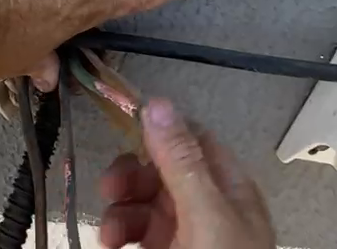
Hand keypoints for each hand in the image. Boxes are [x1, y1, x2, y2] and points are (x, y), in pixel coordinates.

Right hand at [99, 100, 274, 248]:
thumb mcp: (206, 218)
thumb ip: (181, 162)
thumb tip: (157, 102)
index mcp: (229, 190)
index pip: (194, 139)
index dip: (160, 130)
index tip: (124, 129)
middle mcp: (209, 210)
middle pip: (163, 171)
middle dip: (132, 176)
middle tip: (108, 190)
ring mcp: (188, 240)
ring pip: (145, 205)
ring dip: (120, 211)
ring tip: (106, 235)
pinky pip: (138, 237)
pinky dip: (120, 235)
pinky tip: (109, 245)